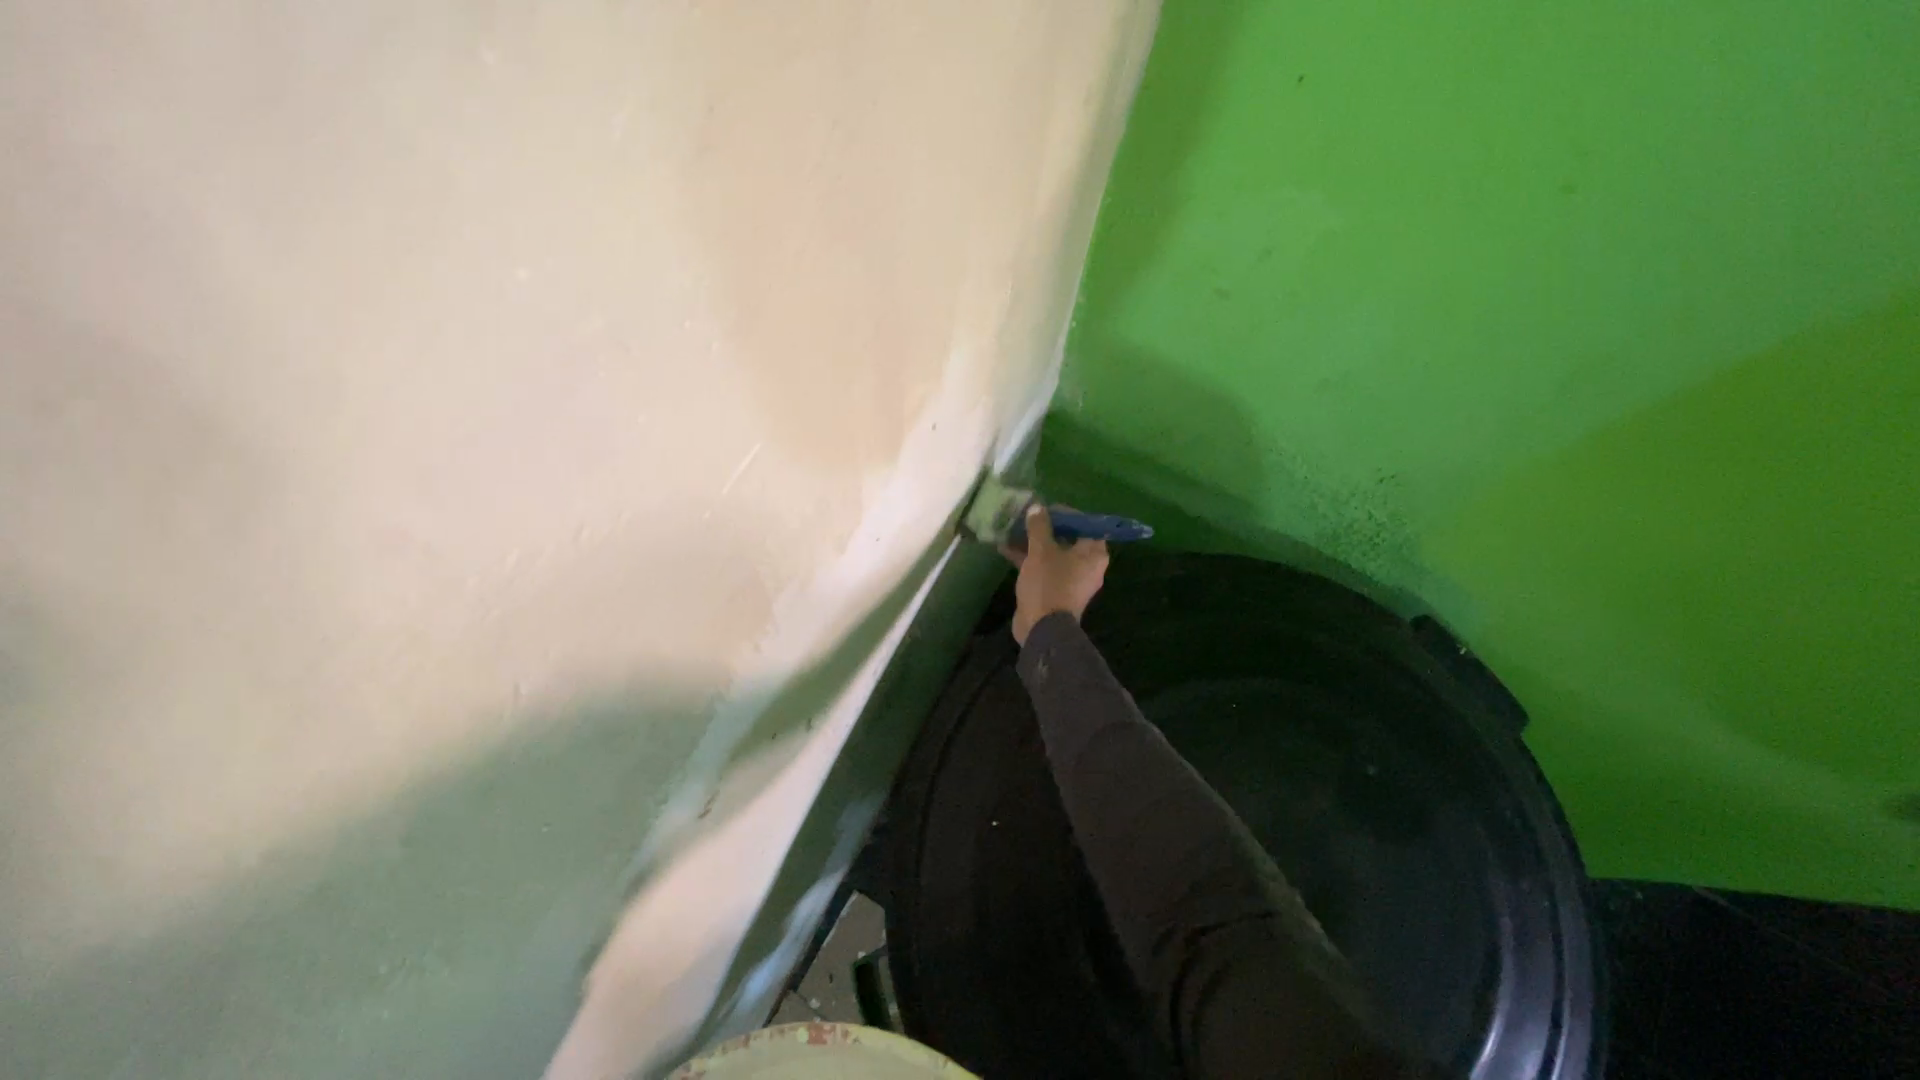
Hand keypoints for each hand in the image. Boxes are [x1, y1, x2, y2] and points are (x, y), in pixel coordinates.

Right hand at [1002, 505, 1109, 645]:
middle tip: (1025, 518)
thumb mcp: (1041, 550)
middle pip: (1067, 538)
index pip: (1084, 523)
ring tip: (1011, 530)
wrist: (1042, 628)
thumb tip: (1037, 507)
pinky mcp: (1056, 590)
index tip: (1043, 509)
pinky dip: (1029, 559)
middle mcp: (1087, 565)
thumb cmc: (1049, 584)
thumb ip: (1039, 526)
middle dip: (1044, 528)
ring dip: (1033, 543)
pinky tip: (1005, 549)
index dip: (1064, 514)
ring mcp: (1072, 580)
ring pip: (1053, 553)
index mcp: (1093, 553)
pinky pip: (1044, 568)